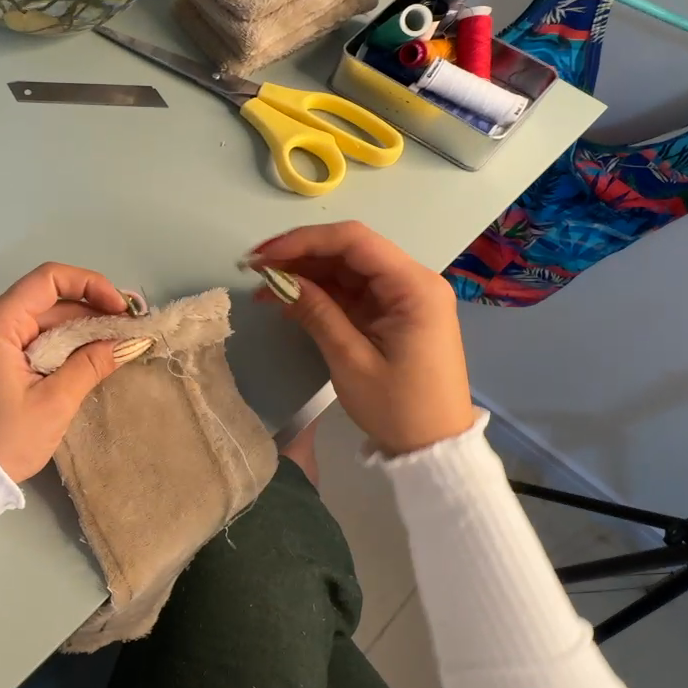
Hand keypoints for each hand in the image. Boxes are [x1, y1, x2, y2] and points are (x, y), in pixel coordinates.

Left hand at [0, 263, 133, 482]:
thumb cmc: (7, 438)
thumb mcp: (55, 401)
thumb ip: (90, 364)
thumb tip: (126, 342)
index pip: (48, 279)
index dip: (90, 284)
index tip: (121, 308)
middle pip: (49, 298)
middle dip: (92, 308)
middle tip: (132, 326)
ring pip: (46, 318)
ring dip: (83, 326)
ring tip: (121, 339)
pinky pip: (38, 338)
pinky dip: (66, 342)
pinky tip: (95, 352)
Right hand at [250, 223, 475, 456]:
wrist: (433, 447)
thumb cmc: (398, 407)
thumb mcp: (351, 360)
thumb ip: (316, 312)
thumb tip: (279, 281)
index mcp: (413, 287)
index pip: (354, 241)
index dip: (304, 241)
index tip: (264, 255)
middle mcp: (411, 281)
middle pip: (348, 251)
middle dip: (299, 255)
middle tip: (254, 269)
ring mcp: (400, 297)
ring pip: (345, 269)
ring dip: (304, 273)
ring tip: (263, 286)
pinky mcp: (389, 313)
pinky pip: (349, 291)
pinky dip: (318, 293)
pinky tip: (286, 299)